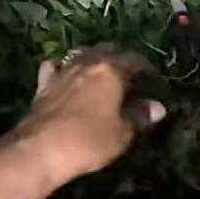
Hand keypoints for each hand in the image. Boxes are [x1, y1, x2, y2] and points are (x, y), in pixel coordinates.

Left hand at [2, 47, 165, 188]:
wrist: (42, 147)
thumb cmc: (89, 140)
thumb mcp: (122, 132)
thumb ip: (139, 115)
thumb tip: (157, 106)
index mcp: (109, 70)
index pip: (132, 59)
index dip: (145, 67)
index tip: (153, 78)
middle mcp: (85, 62)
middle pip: (106, 51)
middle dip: (120, 59)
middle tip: (131, 75)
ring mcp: (62, 70)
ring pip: (81, 54)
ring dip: (93, 59)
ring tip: (103, 72)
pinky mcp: (43, 82)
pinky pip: (56, 65)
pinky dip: (65, 65)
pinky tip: (67, 72)